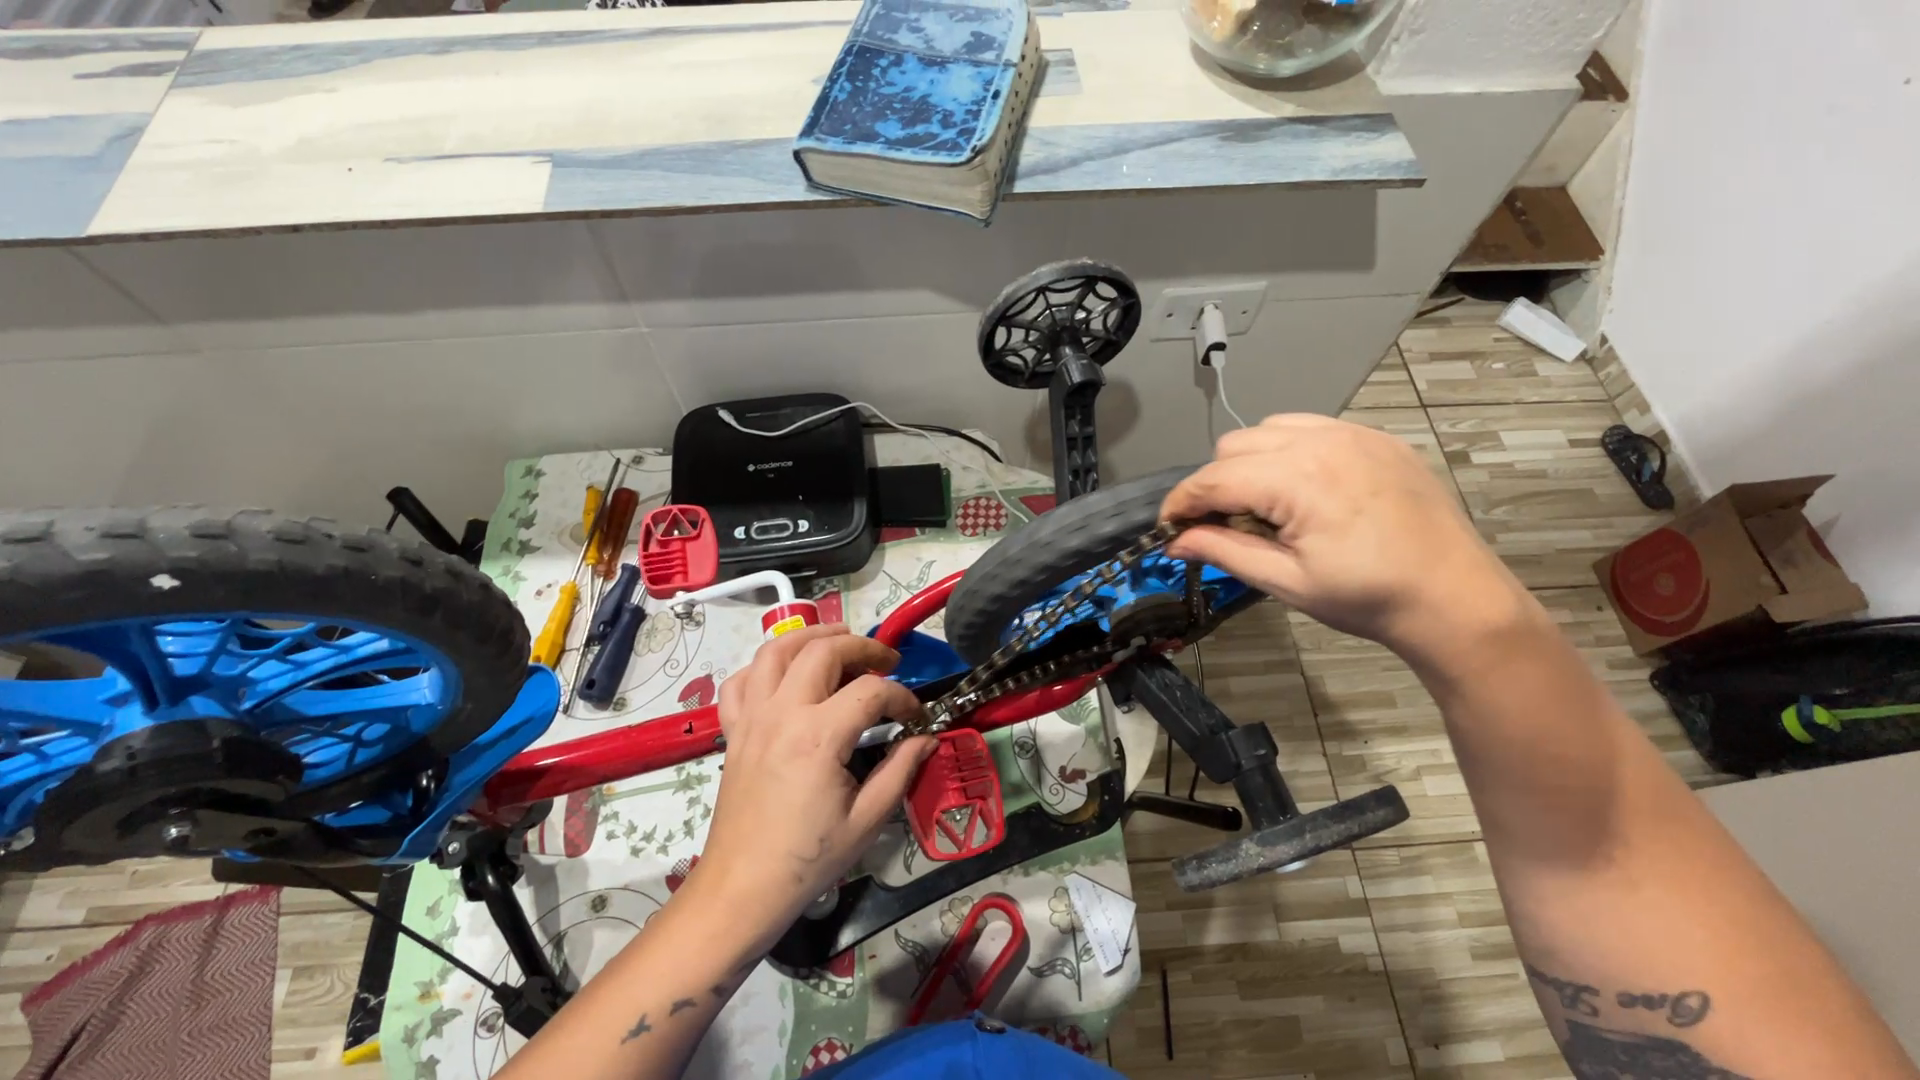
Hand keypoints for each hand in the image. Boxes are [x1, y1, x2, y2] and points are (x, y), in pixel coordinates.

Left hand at [688, 625, 935, 947]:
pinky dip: (765, 665)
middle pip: (823, 651)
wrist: (742, 888)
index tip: (916, 716)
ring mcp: (751, 718)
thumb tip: (927, 738)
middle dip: (862, 647)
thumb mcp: (867, 820)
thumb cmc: (808, 860)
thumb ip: (900, 770)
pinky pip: (742, 680)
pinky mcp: (733, 731)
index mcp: (818, 737)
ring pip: (776, 650)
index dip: (902, 696)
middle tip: (888, 662)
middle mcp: (782, 714)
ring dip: (812, 637)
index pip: (870, 691)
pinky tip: (786, 674)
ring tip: (841, 641)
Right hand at [1161, 414, 1528, 659]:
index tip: (1167, 528)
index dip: (1181, 503)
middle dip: (1217, 484)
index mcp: (1297, 478)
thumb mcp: (1285, 581)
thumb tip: (1175, 541)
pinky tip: (1304, 490)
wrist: (1453, 597)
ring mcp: (1354, 434)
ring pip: (1271, 429)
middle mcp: (1322, 441)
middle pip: (1234, 446)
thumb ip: (1223, 552)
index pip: (1214, 478)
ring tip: (1266, 507)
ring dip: (1252, 462)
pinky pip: (1314, 428)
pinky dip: (1292, 451)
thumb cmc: (1367, 597)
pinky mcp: (1378, 439)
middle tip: (1224, 527)